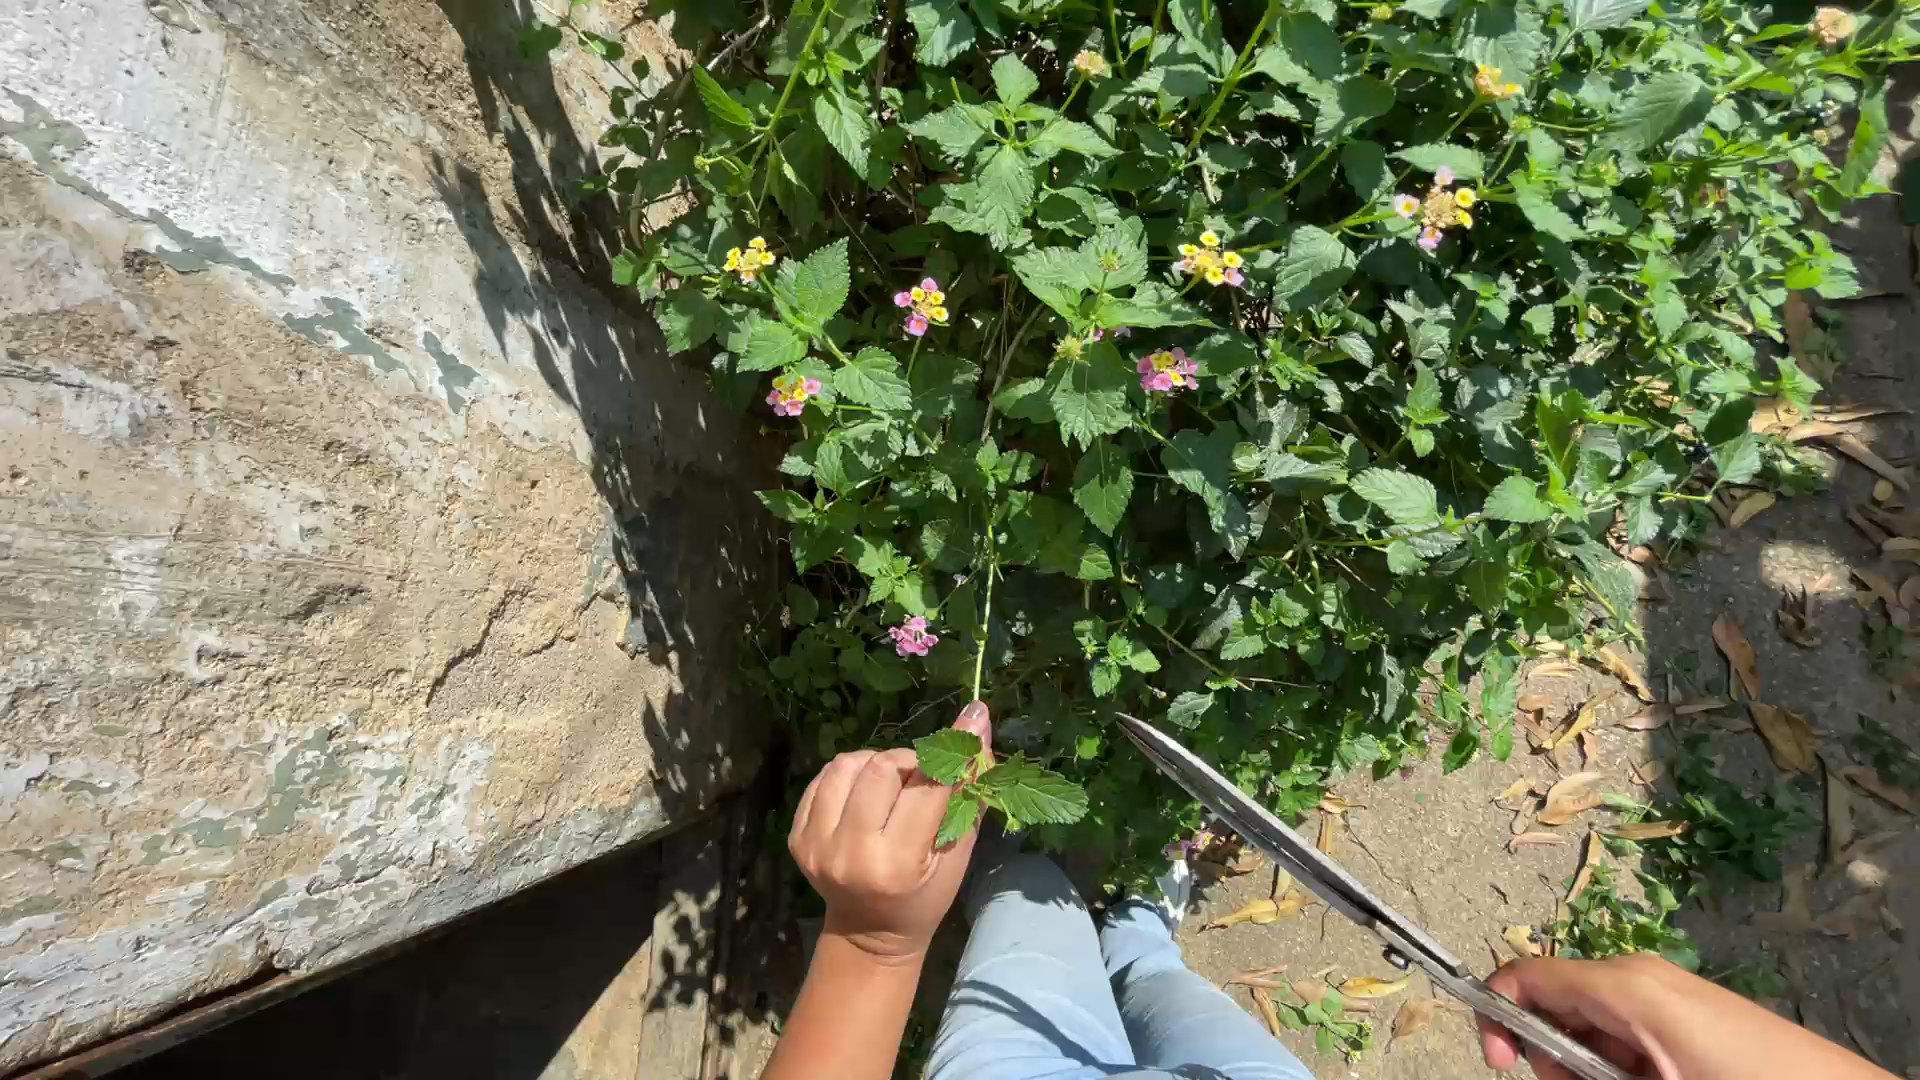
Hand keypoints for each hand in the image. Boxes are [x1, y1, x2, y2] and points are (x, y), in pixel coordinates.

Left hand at [788, 701, 992, 961]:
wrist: (867, 932)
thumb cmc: (925, 896)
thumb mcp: (959, 851)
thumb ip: (970, 789)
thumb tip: (979, 721)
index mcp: (896, 865)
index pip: (927, 789)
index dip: (951, 752)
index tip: (971, 720)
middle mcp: (850, 854)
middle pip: (882, 767)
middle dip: (909, 762)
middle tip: (921, 777)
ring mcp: (817, 844)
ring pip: (848, 764)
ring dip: (876, 763)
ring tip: (890, 784)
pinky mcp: (797, 836)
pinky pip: (825, 777)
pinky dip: (850, 774)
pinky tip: (864, 794)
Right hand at [1479, 953, 1895, 1079]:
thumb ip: (1584, 1074)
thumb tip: (1542, 1066)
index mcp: (1621, 984)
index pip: (1525, 977)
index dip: (1496, 1012)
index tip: (1499, 1062)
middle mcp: (1634, 976)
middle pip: (1554, 999)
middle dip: (1548, 1047)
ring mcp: (1664, 993)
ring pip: (1589, 1019)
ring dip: (1585, 1060)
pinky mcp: (1687, 1012)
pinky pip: (1626, 1030)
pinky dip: (1618, 1061)